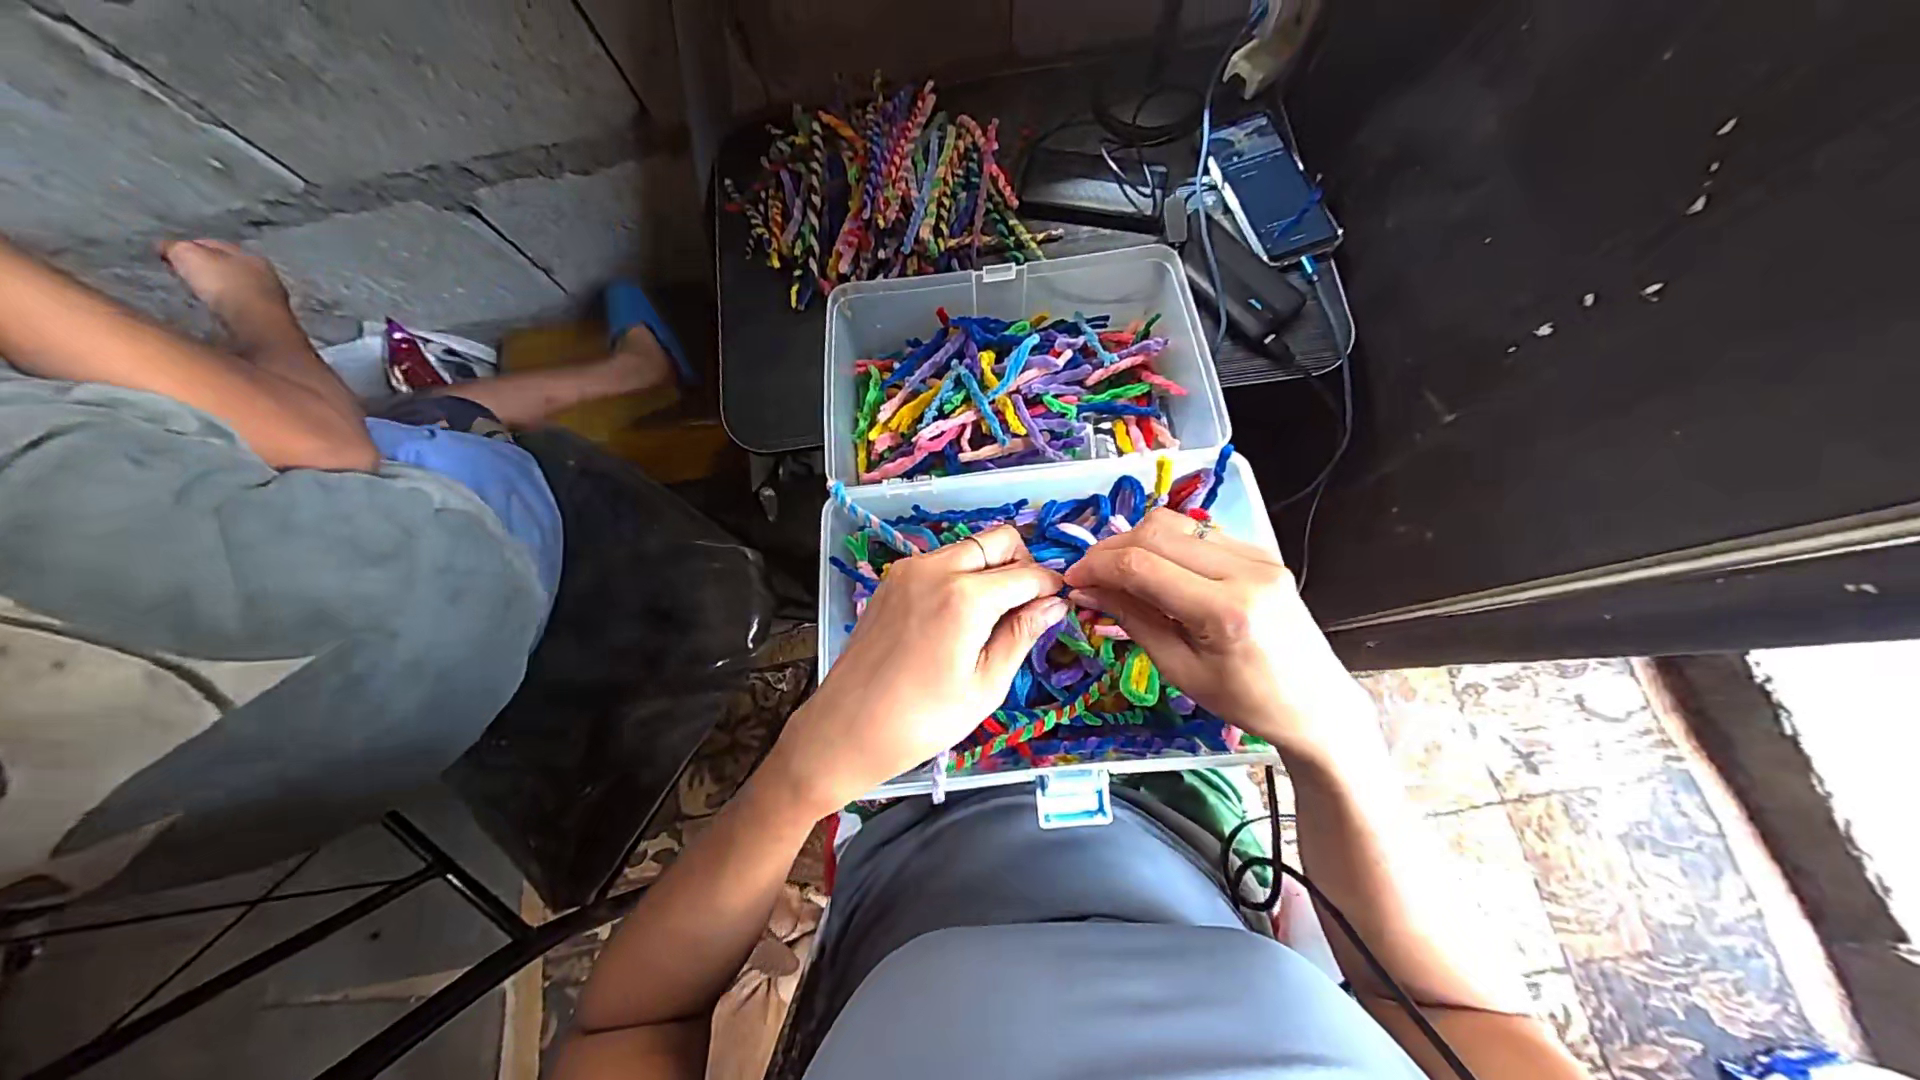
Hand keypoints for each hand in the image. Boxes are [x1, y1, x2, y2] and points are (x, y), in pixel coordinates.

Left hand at [764, 525, 1066, 815]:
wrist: (847, 728)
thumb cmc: (922, 720)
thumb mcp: (985, 685)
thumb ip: (1022, 634)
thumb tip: (1054, 605)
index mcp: (966, 596)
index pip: (1028, 573)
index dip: (1050, 587)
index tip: (1058, 604)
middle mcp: (936, 569)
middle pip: (999, 540)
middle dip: (1022, 564)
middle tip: (1026, 606)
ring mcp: (909, 571)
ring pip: (968, 547)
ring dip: (991, 568)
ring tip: (993, 616)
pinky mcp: (892, 581)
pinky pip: (940, 561)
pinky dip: (961, 575)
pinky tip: (959, 616)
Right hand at [1063, 508, 1374, 760]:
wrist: (1316, 703)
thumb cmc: (1247, 701)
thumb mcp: (1180, 669)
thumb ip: (1133, 619)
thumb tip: (1088, 589)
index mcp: (1226, 611)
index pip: (1142, 566)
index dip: (1097, 567)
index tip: (1073, 580)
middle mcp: (1246, 571)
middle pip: (1157, 532)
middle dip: (1111, 548)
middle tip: (1088, 574)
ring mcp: (1258, 556)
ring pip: (1177, 524)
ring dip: (1136, 540)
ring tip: (1116, 570)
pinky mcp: (1262, 553)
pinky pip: (1199, 533)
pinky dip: (1166, 543)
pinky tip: (1154, 568)